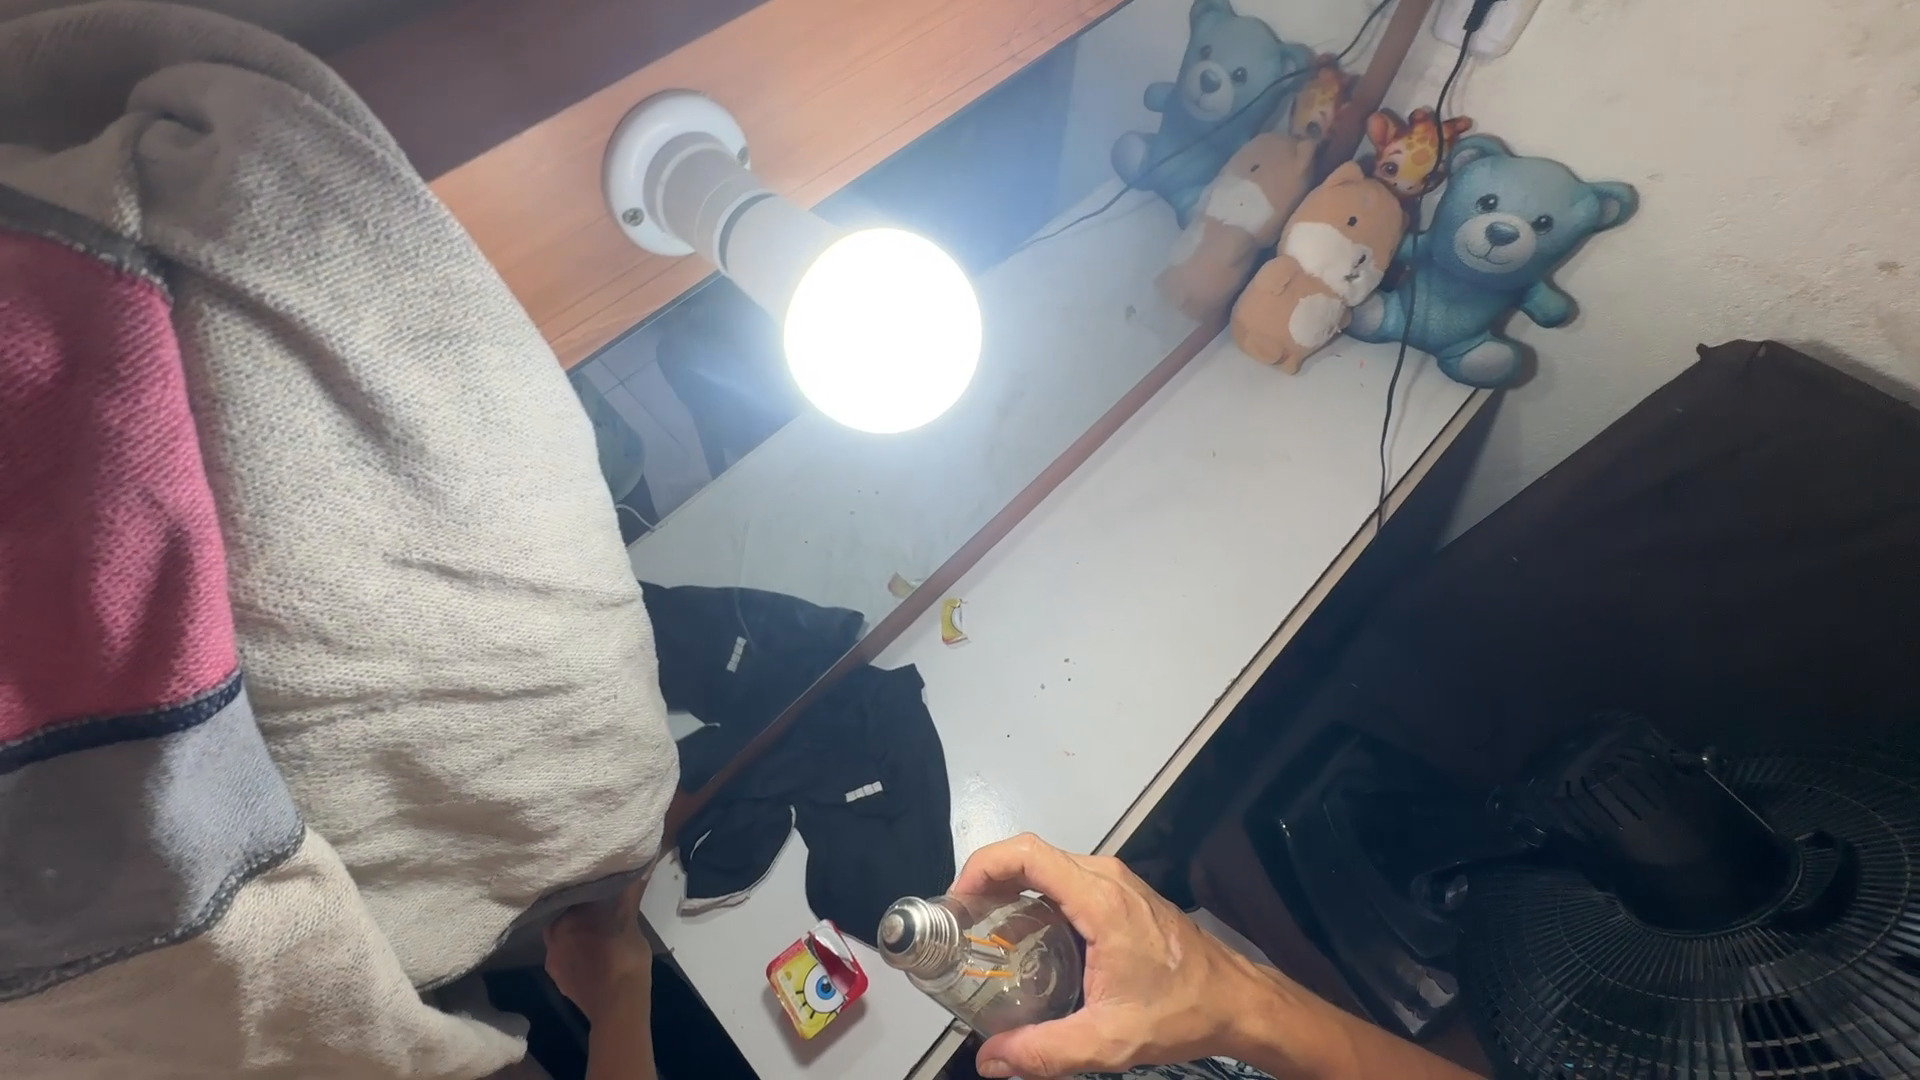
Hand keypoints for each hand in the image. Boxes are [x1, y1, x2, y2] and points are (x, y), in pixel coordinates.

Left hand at [544, 876, 652, 1023]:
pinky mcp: (558, 979)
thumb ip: (630, 893)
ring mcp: (554, 960)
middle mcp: (554, 937)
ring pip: (561, 936)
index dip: (584, 888)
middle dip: (578, 909)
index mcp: (569, 918)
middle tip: (598, 903)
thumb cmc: (625, 957)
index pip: (571, 894)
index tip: (597, 883)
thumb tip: (643, 865)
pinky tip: (591, 950)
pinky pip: (563, 955)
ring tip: (595, 927)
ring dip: (575, 931)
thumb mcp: (631, 921)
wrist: (617, 1005)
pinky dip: (575, 950)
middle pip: (562, 915)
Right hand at [952, 834, 1306, 1078]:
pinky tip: (1023, 932)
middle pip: (1031, 853)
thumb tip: (989, 1062)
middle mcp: (1102, 874)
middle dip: (988, 877)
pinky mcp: (1118, 889)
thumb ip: (1045, 1051)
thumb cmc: (1178, 1011)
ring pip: (1047, 863)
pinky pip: (1064, 876)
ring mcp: (1112, 878)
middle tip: (961, 920)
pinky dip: (1034, 892)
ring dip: (1010, 884)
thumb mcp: (1108, 1039)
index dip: (985, 865)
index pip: (1029, 853)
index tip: (958, 899)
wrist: (1236, 999)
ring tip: (983, 927)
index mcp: (1097, 898)